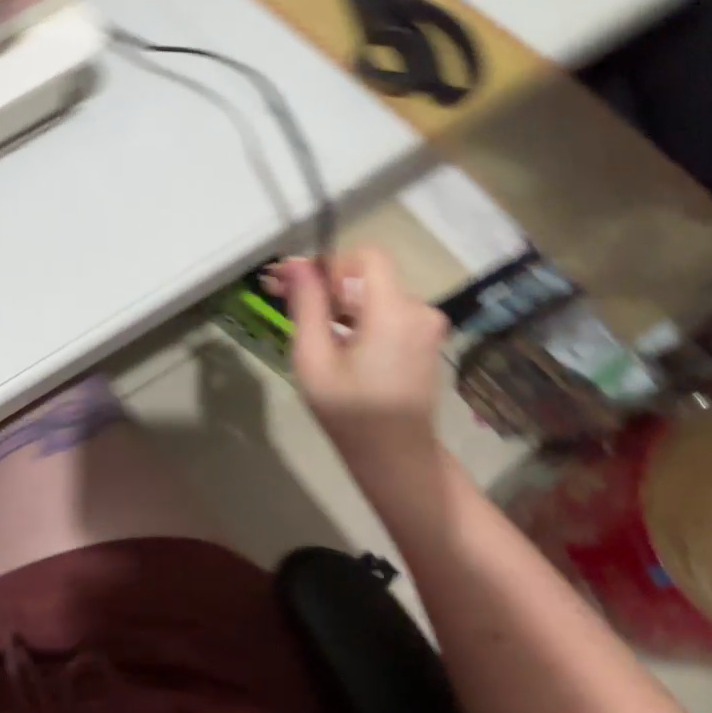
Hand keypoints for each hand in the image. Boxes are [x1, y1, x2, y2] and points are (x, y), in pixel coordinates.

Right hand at [274, 250, 448, 455]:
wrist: (395, 455)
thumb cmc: (349, 410)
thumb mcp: (313, 358)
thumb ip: (307, 306)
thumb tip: (295, 264)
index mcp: (393, 311)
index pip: (366, 257)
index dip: (330, 265)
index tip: (300, 289)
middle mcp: (418, 310)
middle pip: (368, 277)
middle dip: (327, 285)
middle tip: (285, 299)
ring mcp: (426, 326)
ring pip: (375, 296)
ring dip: (340, 305)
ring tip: (309, 330)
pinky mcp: (425, 341)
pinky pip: (388, 314)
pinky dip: (359, 320)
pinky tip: (336, 344)